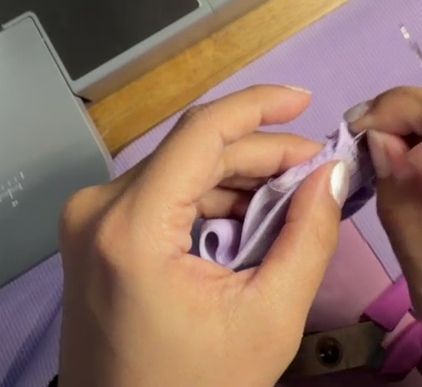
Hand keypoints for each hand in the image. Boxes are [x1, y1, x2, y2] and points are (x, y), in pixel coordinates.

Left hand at [58, 85, 345, 386]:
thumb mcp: (267, 321)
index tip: (305, 100)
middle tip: (317, 167)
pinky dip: (207, 196)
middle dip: (259, 152)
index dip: (257, 106)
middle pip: (192, 151)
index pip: (201, 133)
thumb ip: (306, 239)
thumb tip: (332, 173)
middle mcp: (99, 205)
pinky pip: (161, 192)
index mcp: (131, 225)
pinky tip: (249, 213)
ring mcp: (89, 216)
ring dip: (236, 175)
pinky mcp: (93, 229)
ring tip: (292, 192)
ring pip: (178, 169)